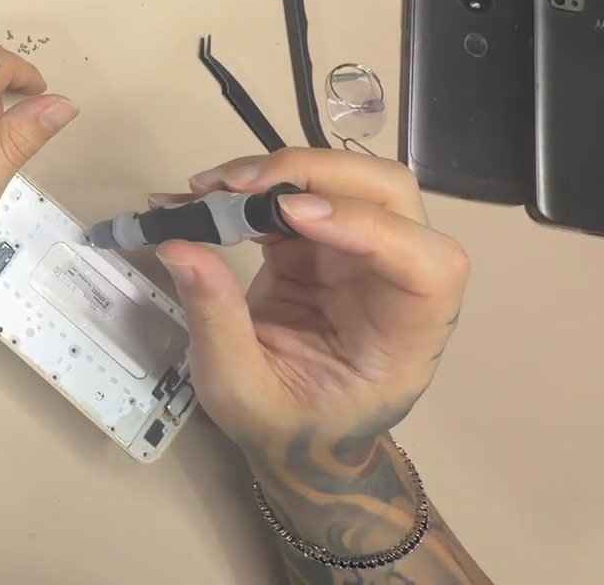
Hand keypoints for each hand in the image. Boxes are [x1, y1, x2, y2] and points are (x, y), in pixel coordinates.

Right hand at [154, 149, 469, 459]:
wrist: (292, 432)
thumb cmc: (284, 425)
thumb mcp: (238, 387)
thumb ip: (215, 317)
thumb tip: (178, 245)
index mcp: (402, 338)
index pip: (425, 264)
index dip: (365, 225)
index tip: (288, 213)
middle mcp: (391, 283)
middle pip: (389, 196)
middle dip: (314, 172)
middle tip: (239, 184)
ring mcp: (356, 256)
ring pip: (340, 181)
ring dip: (272, 172)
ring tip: (203, 190)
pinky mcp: (318, 244)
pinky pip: (291, 194)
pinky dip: (245, 188)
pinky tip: (200, 198)